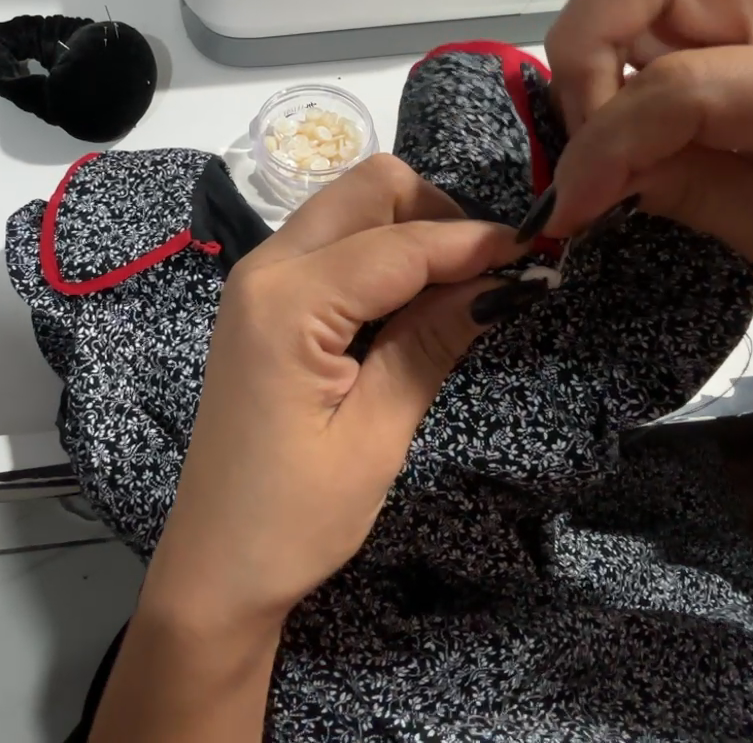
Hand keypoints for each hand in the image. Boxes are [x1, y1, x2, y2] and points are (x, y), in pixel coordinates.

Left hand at [140, 156, 521, 631]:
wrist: (216, 562)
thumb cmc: (294, 517)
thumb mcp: (376, 432)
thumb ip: (432, 340)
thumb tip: (503, 282)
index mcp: (287, 300)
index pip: (400, 243)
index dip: (473, 243)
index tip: (536, 254)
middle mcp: (264, 267)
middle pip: (366, 189)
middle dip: (436, 214)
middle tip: (486, 275)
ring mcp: (257, 279)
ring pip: (348, 208)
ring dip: (409, 231)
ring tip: (458, 293)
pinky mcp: (262, 300)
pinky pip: (331, 244)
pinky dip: (379, 255)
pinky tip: (412, 302)